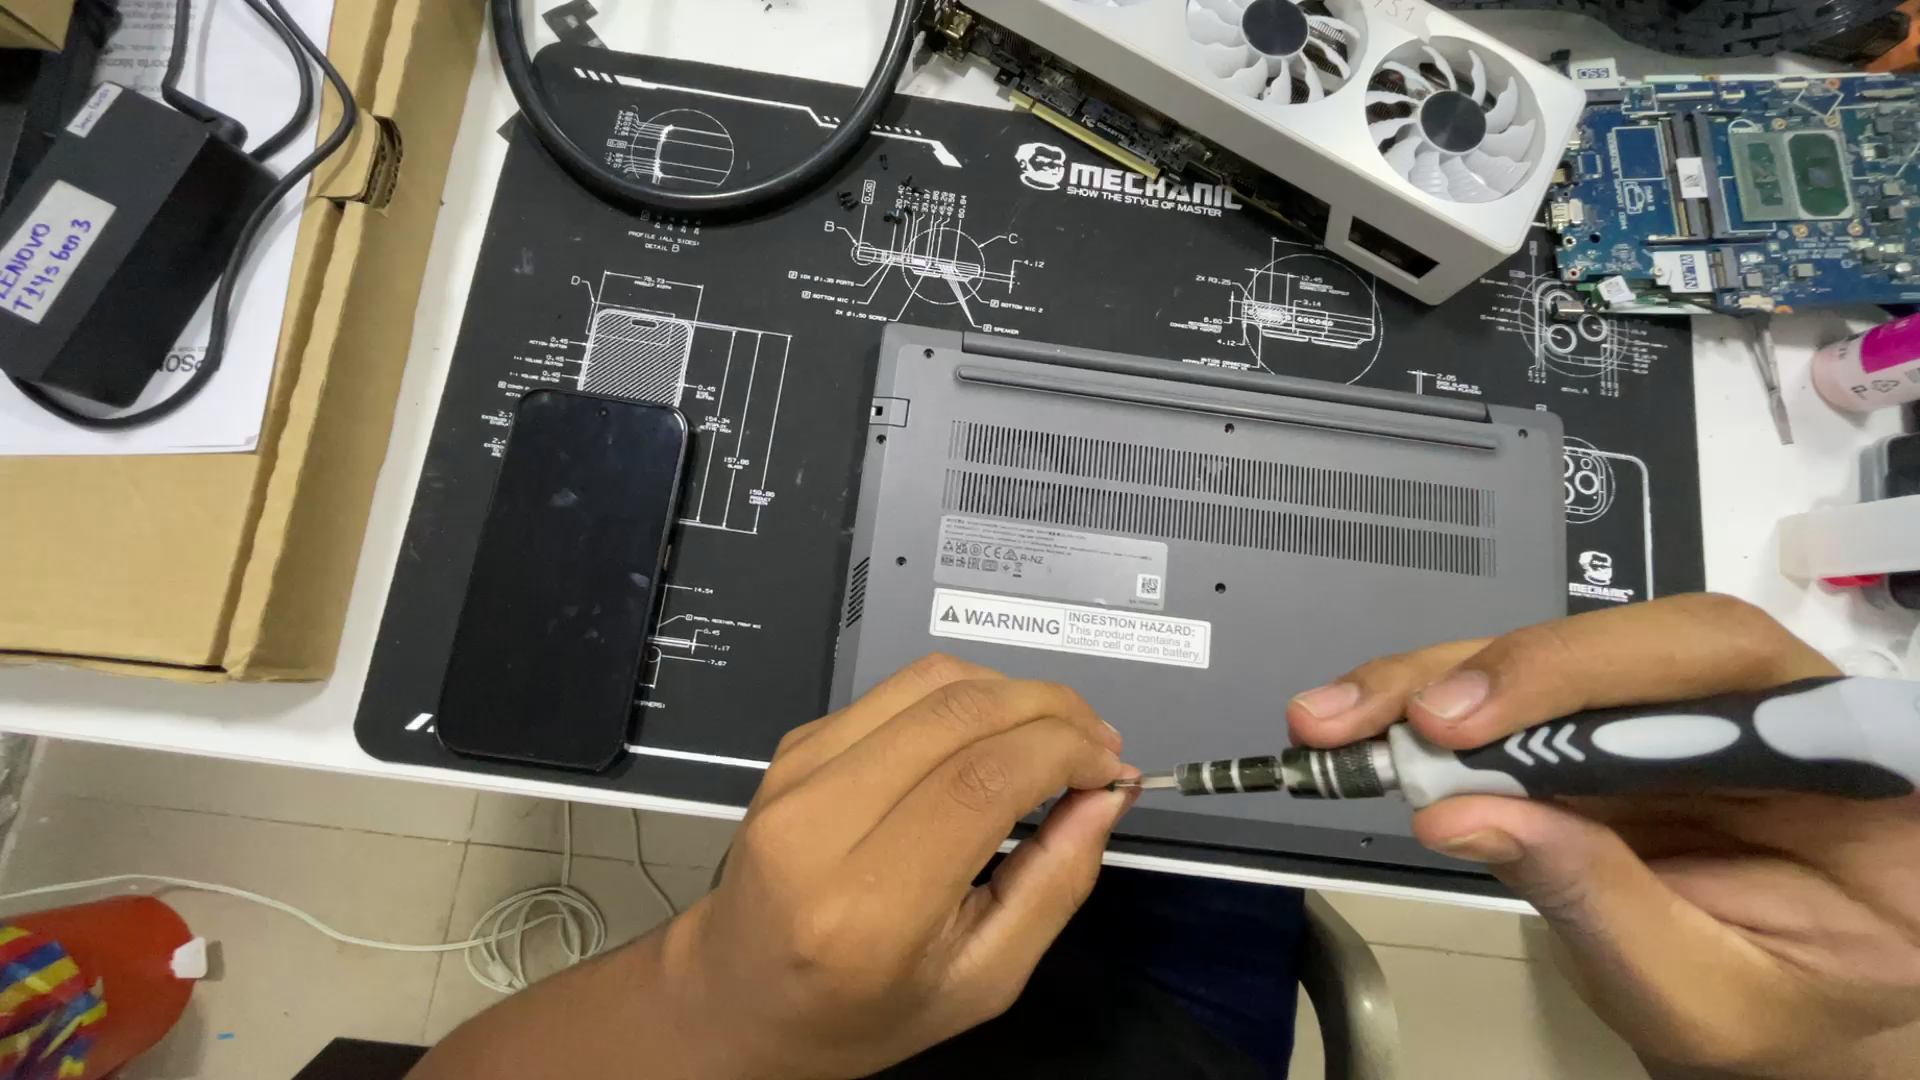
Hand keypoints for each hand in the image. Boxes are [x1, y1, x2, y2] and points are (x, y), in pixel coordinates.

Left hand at [655, 654, 1134, 1078]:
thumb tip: (1104, 796)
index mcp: (869, 906)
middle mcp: (821, 820)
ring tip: (1054, 727)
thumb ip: (1055, 884)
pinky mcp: (797, 742)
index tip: (1109, 766)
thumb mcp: (980, 980)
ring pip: (930, 681)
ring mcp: (800, 769)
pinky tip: (990, 729)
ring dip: (1011, 689)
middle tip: (1096, 738)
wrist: (737, 994)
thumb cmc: (859, 1011)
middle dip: (1050, 707)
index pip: (983, 780)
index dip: (1065, 752)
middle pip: (959, 713)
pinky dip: (965, 694)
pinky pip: (899, 689)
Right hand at [1286, 594, 1919, 1079]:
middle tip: (1357, 719)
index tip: (1462, 723)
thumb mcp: (1705, 994)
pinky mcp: (1571, 724)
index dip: (1576, 667)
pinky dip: (1404, 714)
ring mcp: (1643, 710)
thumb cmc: (1776, 1016)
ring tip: (1324, 724)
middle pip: (1588, 644)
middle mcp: (1739, 708)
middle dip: (1460, 673)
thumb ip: (1599, 901)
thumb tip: (1455, 818)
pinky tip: (1347, 729)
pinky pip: (1480, 697)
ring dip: (1407, 688)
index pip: (1712, 658)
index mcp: (1842, 765)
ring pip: (1513, 661)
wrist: (1771, 1021)